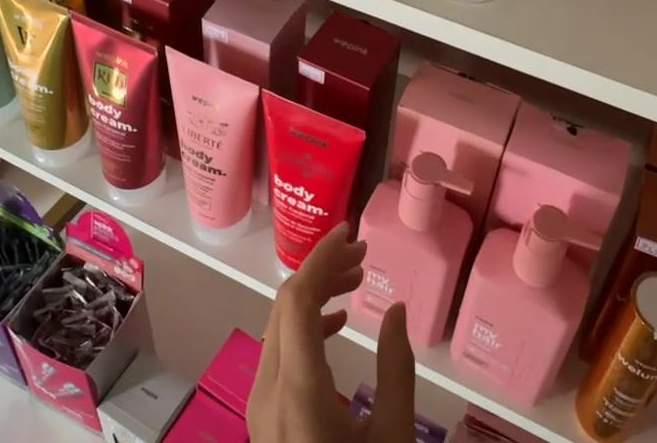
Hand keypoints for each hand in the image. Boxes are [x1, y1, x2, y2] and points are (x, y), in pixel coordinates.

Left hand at [249, 223, 416, 442]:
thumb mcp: (392, 436)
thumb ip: (396, 370)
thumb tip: (396, 311)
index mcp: (299, 389)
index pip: (297, 301)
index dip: (321, 258)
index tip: (349, 234)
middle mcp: (268, 389)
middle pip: (285, 307)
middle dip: (322, 270)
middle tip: (361, 255)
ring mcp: (260, 402)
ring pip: (279, 327)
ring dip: (314, 296)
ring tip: (354, 281)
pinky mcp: (263, 414)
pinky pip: (279, 352)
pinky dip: (305, 326)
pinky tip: (336, 322)